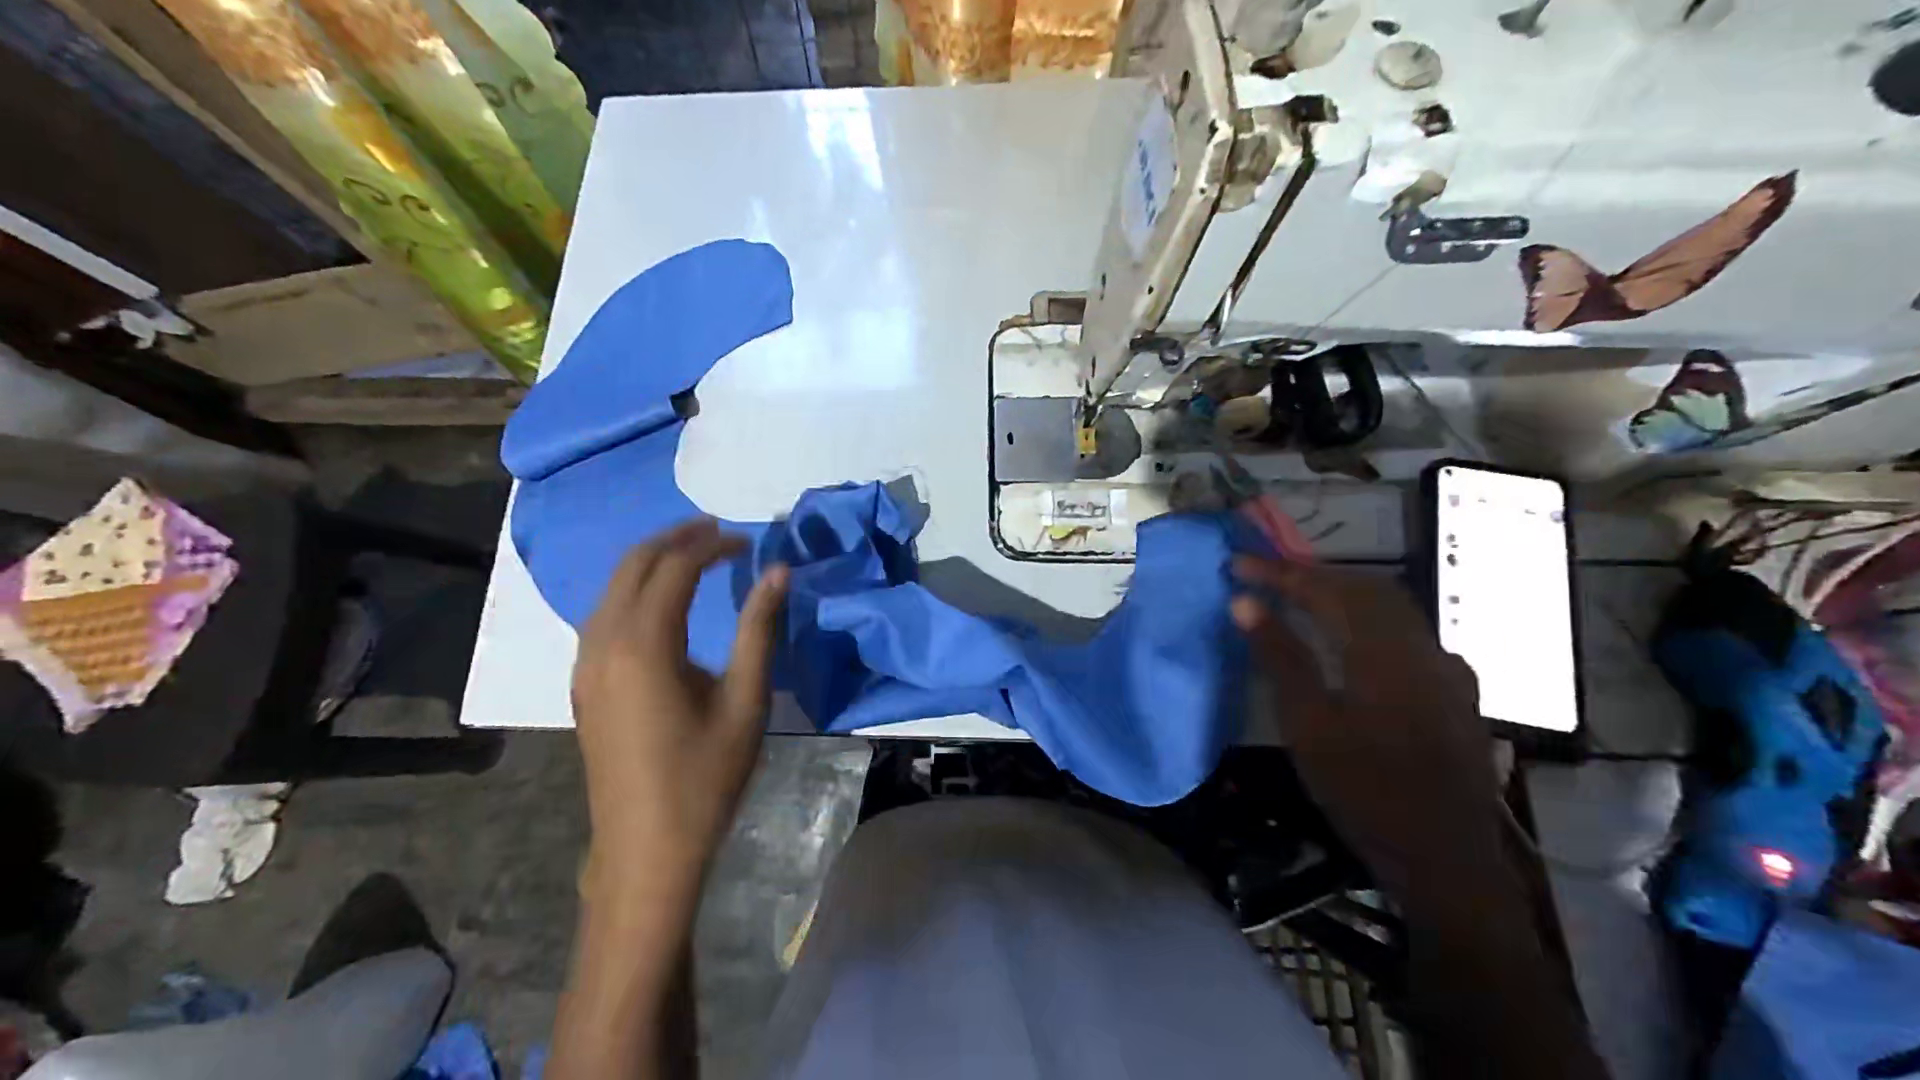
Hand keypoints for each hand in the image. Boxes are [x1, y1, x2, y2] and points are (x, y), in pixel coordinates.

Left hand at [571, 519, 788, 901]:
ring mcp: (585, 664)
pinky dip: (632, 590)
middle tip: (718, 533)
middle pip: (634, 564)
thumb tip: (778, 572)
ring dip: (652, 562)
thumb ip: (758, 628)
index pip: (675, 567)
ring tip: (694, 556)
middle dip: (676, 539)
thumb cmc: (706, 775)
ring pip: (611, 587)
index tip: (747, 543)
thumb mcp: (745, 700)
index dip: (712, 546)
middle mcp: (604, 643)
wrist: (646, 847)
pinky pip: (603, 615)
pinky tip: (661, 602)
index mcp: (644, 644)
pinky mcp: (583, 684)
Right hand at [1232, 557, 1505, 896]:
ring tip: (1298, 594)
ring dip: (1342, 592)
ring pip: (1392, 608)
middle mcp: (1425, 648)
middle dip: (1313, 574)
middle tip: (1265, 574)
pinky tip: (1351, 637)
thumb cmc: (1365, 792)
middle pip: (1367, 588)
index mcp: (1387, 653)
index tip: (1238, 563)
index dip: (1280, 572)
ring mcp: (1448, 670)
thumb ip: (1280, 657)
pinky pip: (1407, 633)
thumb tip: (1244, 602)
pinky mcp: (1455, 691)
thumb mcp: (1309, 726)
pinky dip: (1368, 618)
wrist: (1446, 861)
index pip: (1329, 590)